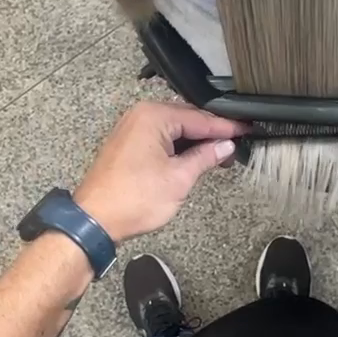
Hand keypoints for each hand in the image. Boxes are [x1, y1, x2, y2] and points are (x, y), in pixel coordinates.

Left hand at [74, 103, 244, 242]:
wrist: (95, 220)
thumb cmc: (130, 199)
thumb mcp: (179, 178)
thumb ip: (205, 157)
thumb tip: (224, 147)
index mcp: (152, 116)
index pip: (199, 118)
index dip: (224, 128)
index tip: (243, 131)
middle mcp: (139, 116)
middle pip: (186, 119)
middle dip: (210, 133)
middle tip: (235, 144)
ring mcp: (131, 129)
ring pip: (173, 129)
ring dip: (194, 141)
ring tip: (218, 155)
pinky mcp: (127, 144)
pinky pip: (159, 137)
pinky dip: (177, 147)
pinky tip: (192, 158)